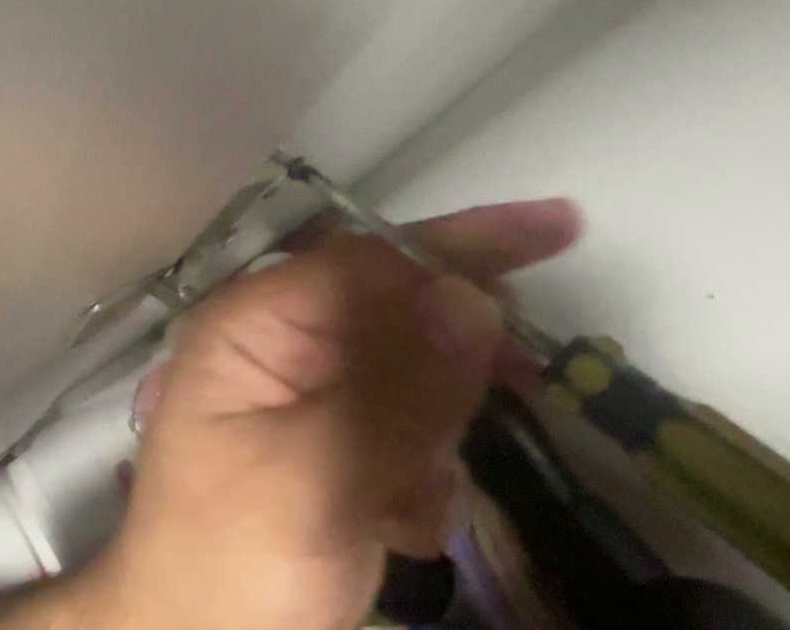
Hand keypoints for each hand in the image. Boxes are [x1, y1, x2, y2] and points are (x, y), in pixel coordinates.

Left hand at [87, 199, 580, 629]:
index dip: (456, 240)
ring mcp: (305, 400)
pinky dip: (418, 479)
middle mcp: (278, 347)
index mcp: (253, 327)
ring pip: (412, 376)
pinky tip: (391, 529)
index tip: (557, 228)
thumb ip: (398, 388)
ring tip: (399, 501)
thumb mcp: (317, 475)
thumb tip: (470, 296)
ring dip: (432, 437)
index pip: (365, 259)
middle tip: (522, 381)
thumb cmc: (232, 562)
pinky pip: (406, 433)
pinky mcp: (331, 449)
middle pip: (394, 309)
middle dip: (455, 351)